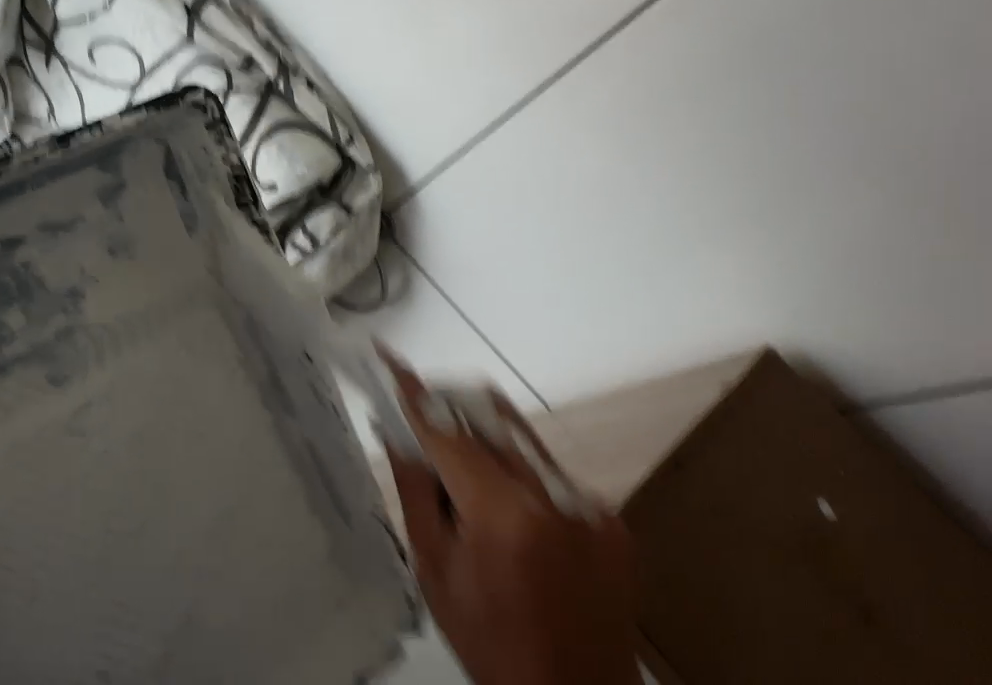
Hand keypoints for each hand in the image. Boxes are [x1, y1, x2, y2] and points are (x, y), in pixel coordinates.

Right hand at [385, 359, 640, 684]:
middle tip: (417, 418)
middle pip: (488, 421)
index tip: (388, 358)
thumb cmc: (490, 641)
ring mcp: (590, 508)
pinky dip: (515, 474)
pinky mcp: (610, 520)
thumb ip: (417, 493)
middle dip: (447, 410)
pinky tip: (504, 517)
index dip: (414, 394)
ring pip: (520, 441)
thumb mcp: (435, 569)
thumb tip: (397, 436)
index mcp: (504, 514)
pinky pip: (549, 473)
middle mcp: (556, 497)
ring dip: (481, 439)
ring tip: (459, 479)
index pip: (447, 432)